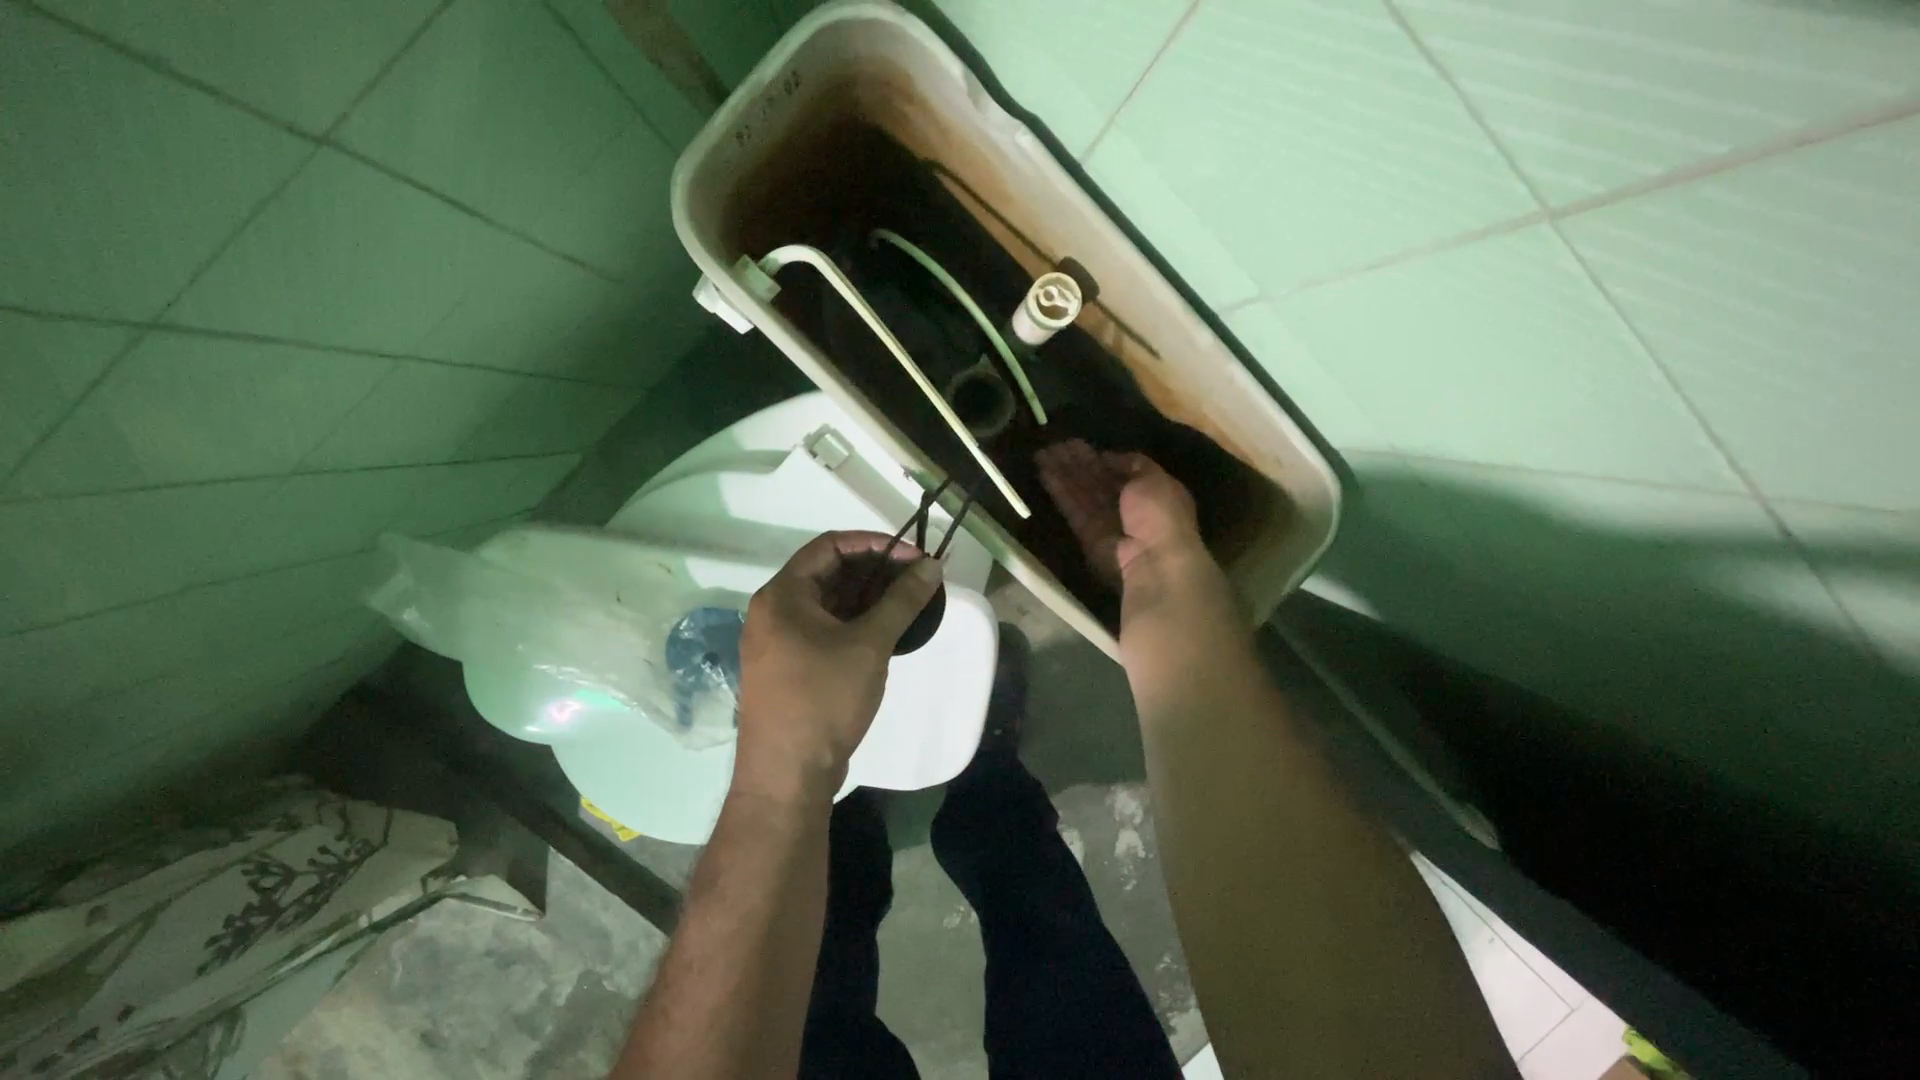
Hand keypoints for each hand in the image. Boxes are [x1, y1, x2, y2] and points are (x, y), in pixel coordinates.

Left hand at [733, 531, 943, 804]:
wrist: (787, 773)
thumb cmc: (823, 698)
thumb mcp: (869, 644)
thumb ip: (902, 601)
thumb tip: (932, 566)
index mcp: (782, 594)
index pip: (830, 546)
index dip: (875, 544)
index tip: (913, 555)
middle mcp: (774, 611)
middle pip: (828, 573)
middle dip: (876, 571)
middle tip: (918, 579)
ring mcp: (779, 641)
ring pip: (829, 604)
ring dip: (869, 598)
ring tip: (911, 603)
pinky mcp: (790, 667)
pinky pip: (825, 630)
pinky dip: (856, 623)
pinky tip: (888, 631)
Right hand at [1035, 439, 1206, 588]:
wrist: (1152, 559)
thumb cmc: (1160, 513)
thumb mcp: (1154, 478)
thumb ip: (1132, 463)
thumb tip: (1109, 456)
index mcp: (1150, 491)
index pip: (1120, 470)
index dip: (1099, 457)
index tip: (1079, 444)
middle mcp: (1128, 506)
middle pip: (1097, 480)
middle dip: (1076, 463)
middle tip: (1053, 445)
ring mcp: (1107, 521)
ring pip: (1081, 492)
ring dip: (1063, 472)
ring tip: (1041, 453)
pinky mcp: (1087, 534)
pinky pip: (1073, 508)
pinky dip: (1059, 490)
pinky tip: (1044, 472)